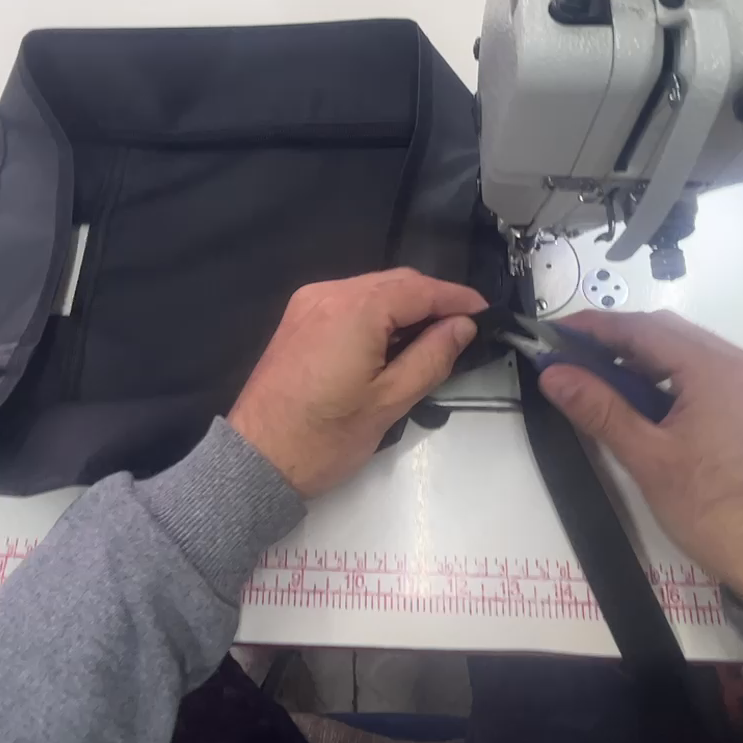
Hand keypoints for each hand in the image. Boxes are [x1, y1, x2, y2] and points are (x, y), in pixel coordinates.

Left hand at [229, 269, 485, 497]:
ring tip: (434, 338)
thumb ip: (432, 356)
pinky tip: (393, 340)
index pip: (418, 289)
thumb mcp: (390, 402)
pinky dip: (376, 314)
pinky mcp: (297, 319)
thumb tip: (463, 326)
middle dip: (432, 301)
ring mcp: (308, 303)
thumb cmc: (325, 438)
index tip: (486, 314)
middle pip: (395, 283)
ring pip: (371, 290)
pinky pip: (348, 302)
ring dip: (405, 307)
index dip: (457, 299)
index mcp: (353, 309)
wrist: (256, 460)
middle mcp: (328, 293)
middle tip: (464, 329)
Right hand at [537, 311, 742, 607]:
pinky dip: (673, 376)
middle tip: (572, 359)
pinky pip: (711, 372)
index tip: (553, 333)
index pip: (645, 329)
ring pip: (691, 351)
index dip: (594, 326)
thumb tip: (552, 373)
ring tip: (604, 383)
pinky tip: (649, 403)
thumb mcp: (648, 460)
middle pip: (670, 333)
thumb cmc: (718, 514)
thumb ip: (599, 408)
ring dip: (645, 358)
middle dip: (618, 339)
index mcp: (720, 372)